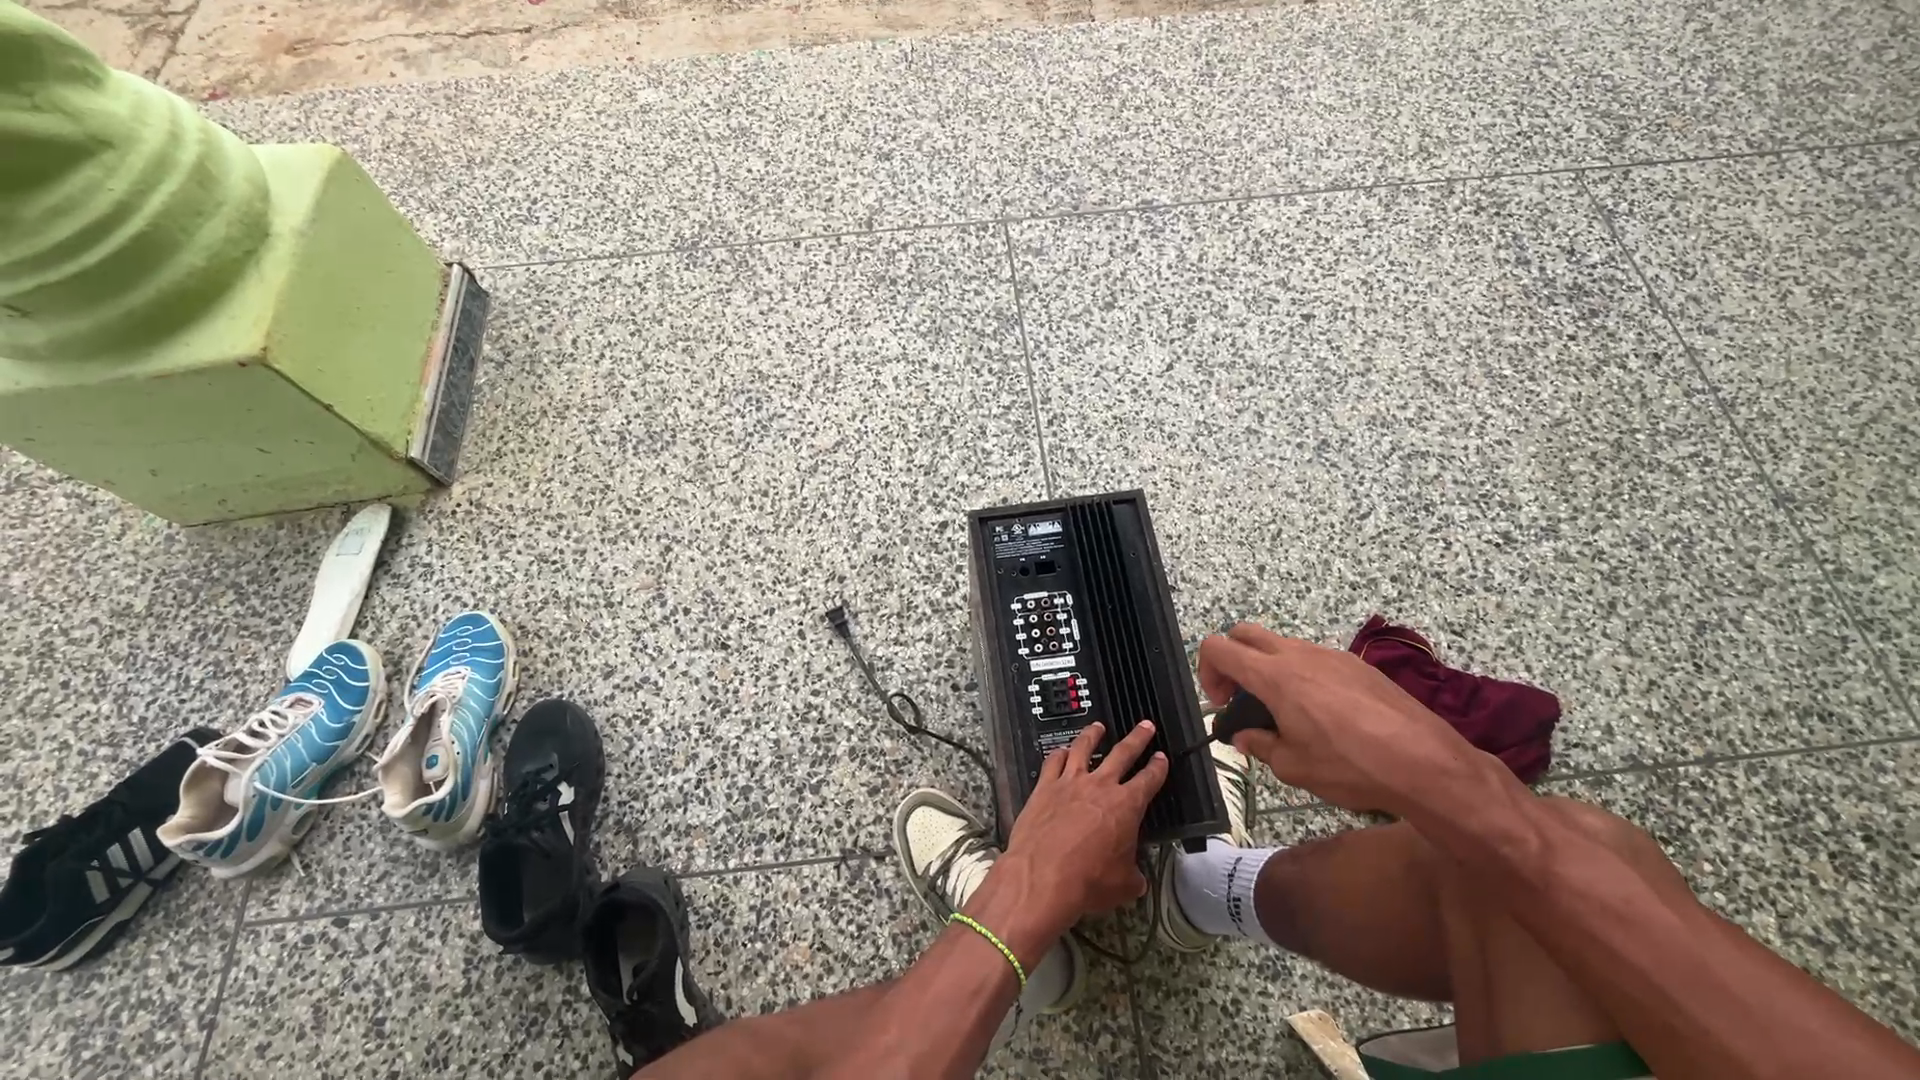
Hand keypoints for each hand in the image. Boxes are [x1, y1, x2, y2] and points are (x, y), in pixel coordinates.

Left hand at [1000, 721, 1168, 925]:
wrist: (1042, 877)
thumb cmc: (1087, 881)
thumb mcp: (1124, 884)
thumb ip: (1133, 874)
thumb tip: (1135, 877)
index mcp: (1126, 806)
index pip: (1149, 779)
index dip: (1158, 767)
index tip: (1162, 758)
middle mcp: (1099, 787)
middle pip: (1122, 753)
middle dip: (1137, 738)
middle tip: (1145, 726)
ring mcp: (1069, 783)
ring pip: (1084, 748)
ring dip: (1093, 735)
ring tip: (1098, 726)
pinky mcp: (1044, 788)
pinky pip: (1053, 762)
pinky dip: (1059, 754)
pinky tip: (1061, 750)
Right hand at [1197, 623, 1484, 814]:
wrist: (1425, 763)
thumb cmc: (1350, 766)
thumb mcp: (1292, 767)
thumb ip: (1259, 745)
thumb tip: (1245, 736)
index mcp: (1275, 676)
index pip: (1218, 648)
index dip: (1207, 671)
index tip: (1222, 704)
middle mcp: (1299, 655)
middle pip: (1245, 634)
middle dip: (1232, 660)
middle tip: (1240, 699)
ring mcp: (1332, 656)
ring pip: (1282, 645)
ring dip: (1268, 668)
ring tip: (1284, 712)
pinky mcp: (1358, 666)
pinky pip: (1315, 659)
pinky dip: (1301, 675)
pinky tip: (1323, 715)